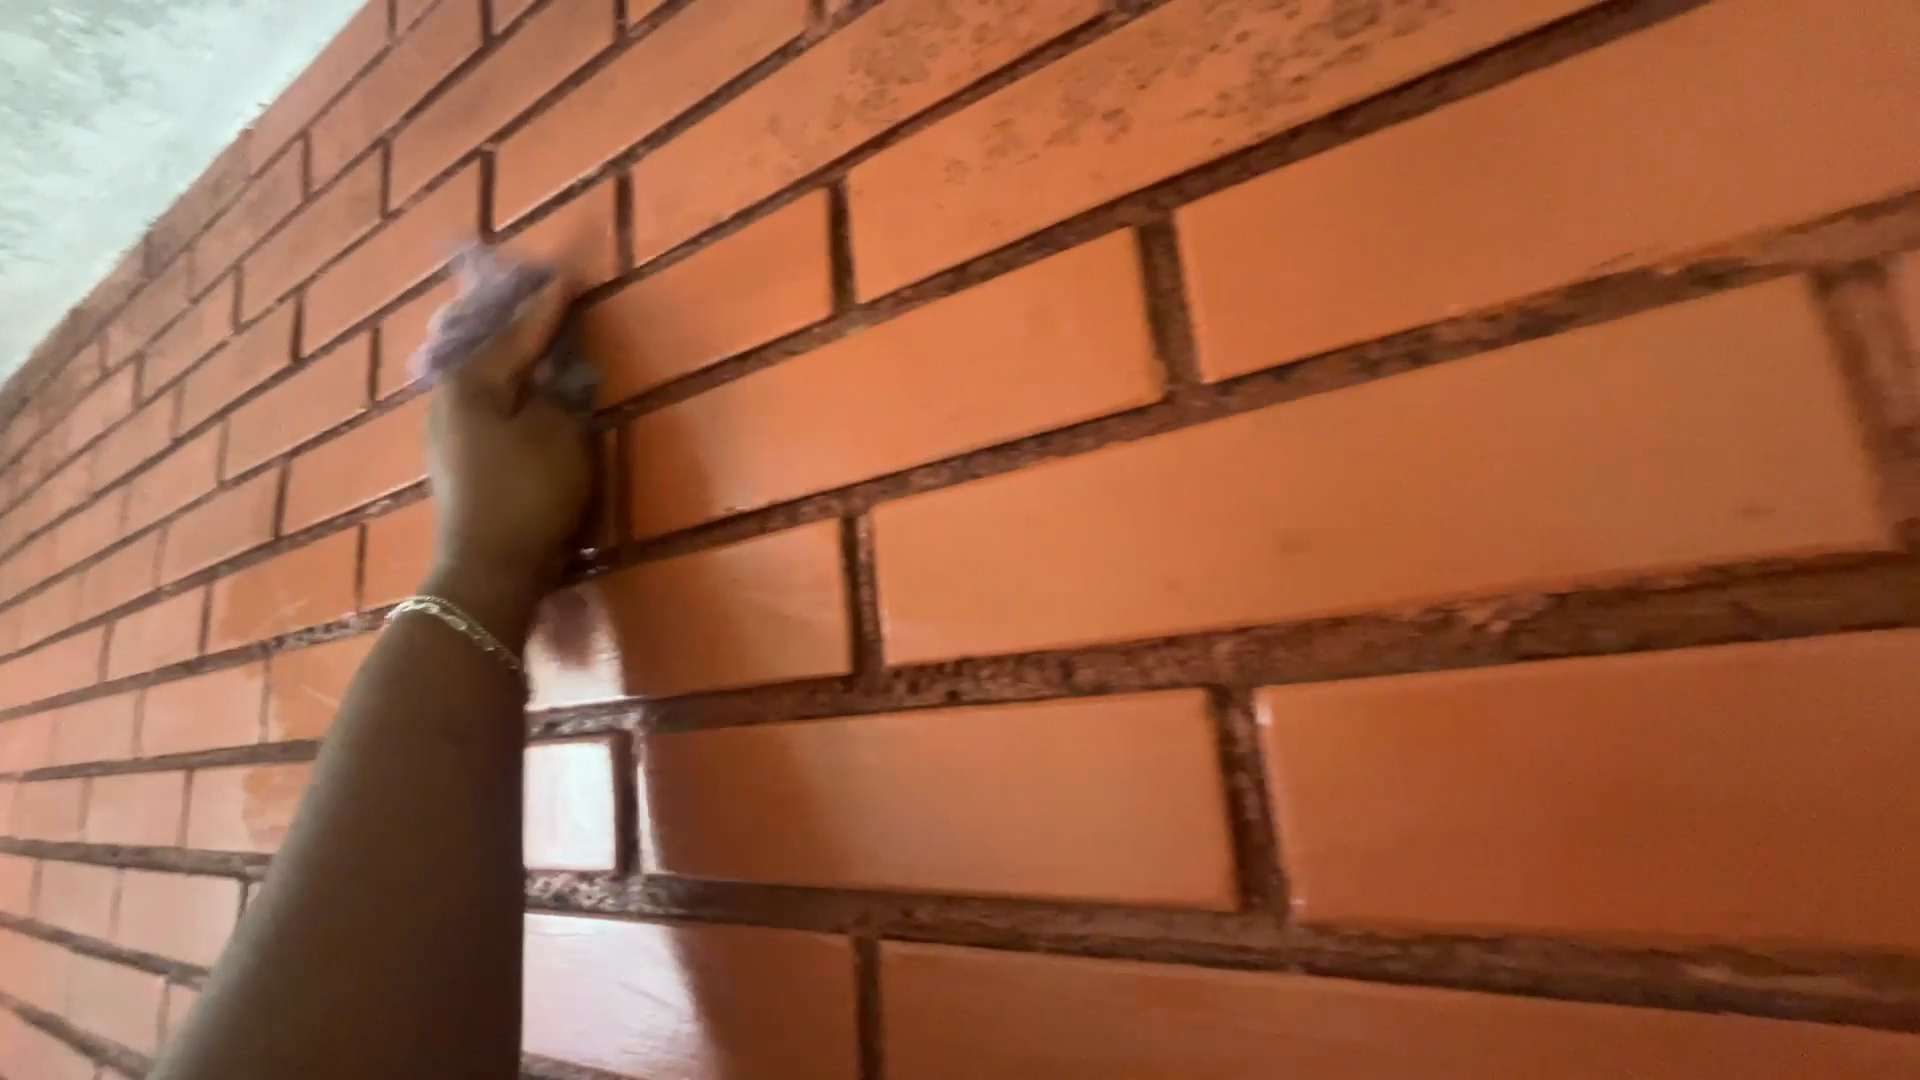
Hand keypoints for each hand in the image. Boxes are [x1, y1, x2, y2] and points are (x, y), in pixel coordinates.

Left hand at [425, 280, 590, 608]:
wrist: (492, 565)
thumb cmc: (529, 492)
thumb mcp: (560, 435)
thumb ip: (561, 393)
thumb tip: (559, 373)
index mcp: (472, 381)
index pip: (519, 332)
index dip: (548, 306)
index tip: (566, 275)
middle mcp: (450, 397)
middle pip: (490, 347)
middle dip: (515, 321)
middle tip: (536, 292)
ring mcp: (450, 430)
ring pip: (487, 377)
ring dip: (511, 354)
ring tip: (531, 333)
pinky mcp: (463, 459)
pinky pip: (490, 403)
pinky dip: (510, 386)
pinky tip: (522, 387)